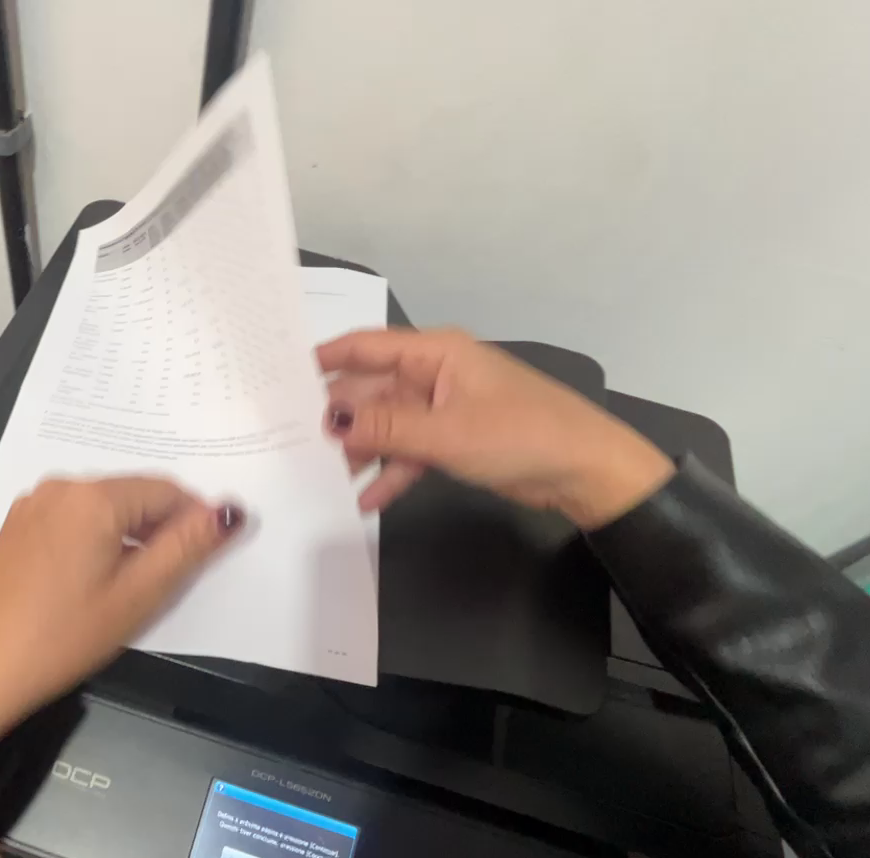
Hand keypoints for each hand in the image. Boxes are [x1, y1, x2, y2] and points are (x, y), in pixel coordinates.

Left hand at [0, 477, 243, 746]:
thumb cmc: (64, 637)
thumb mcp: (138, 595)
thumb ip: (188, 547)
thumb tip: (228, 512)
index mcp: (92, 498)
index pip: (167, 490)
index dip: (196, 518)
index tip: (207, 553)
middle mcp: (60, 487)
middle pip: (133, 494)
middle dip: (160, 526)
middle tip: (168, 575)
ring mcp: (33, 504)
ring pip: (103, 506)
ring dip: (129, 532)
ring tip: (131, 581)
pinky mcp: (18, 524)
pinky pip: (73, 517)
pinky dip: (96, 536)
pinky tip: (94, 576)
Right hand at [320, 329, 674, 526]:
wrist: (584, 472)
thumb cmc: (521, 435)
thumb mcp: (446, 432)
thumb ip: (384, 428)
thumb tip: (330, 421)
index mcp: (435, 354)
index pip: (368, 346)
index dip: (326, 358)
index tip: (285, 378)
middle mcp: (433, 376)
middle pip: (372, 391)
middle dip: (340, 416)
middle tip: (298, 441)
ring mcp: (442, 410)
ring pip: (387, 426)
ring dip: (362, 451)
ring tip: (326, 477)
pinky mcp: (452, 441)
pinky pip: (409, 453)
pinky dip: (390, 473)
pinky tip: (367, 500)